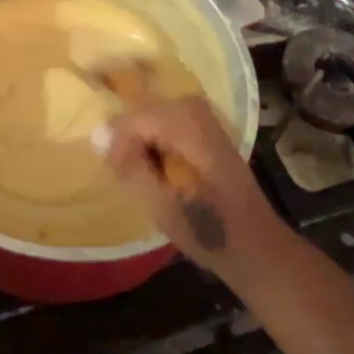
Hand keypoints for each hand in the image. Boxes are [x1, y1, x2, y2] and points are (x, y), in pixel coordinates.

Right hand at [99, 98, 285, 281]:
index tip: (114, 174)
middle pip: (141, 112)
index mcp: (186, 122)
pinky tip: (159, 172)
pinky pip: (165, 125)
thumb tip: (97, 135)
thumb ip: (129, 165)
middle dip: (127, 141)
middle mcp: (194, 108)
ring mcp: (201, 115)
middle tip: (124, 176)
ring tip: (142, 178)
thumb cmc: (209, 229)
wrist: (255, 246)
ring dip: (141, 145)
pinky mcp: (204, 129)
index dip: (117, 143)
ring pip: (151, 118)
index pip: (132, 117)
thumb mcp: (162, 204)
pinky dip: (155, 146)